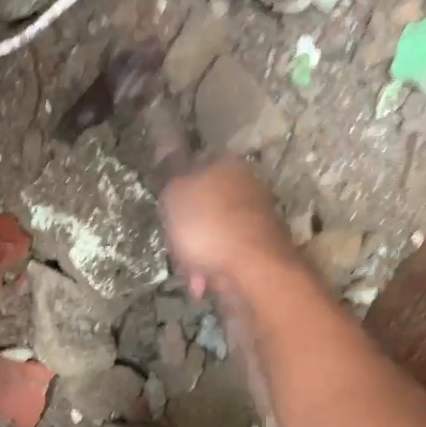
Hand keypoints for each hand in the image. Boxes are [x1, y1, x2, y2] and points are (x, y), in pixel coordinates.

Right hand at [159, 158, 301, 298]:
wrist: (254, 267)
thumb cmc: (208, 225)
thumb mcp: (176, 193)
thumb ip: (170, 171)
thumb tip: (167, 143)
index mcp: (226, 165)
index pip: (191, 171)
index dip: (173, 196)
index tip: (166, 217)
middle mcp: (244, 186)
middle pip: (200, 208)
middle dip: (184, 233)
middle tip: (176, 249)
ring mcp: (254, 218)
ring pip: (211, 234)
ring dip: (196, 256)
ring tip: (192, 276)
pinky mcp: (259, 247)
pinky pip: (225, 255)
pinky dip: (212, 268)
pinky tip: (205, 283)